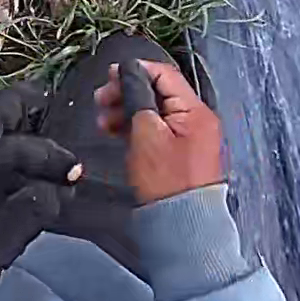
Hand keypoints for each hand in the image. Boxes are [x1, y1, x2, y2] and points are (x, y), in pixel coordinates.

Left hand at [0, 83, 80, 300]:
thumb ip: (28, 211)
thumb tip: (56, 192)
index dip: (17, 102)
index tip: (46, 96)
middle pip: (5, 148)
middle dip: (42, 153)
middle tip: (76, 173)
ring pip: (3, 173)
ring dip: (35, 177)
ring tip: (67, 193)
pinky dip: (24, 198)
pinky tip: (44, 211)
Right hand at [94, 59, 223, 203]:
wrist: (183, 230)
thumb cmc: (166, 183)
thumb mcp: (146, 132)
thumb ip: (137, 96)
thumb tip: (130, 73)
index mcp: (195, 111)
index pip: (165, 75)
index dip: (136, 70)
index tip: (111, 74)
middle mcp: (197, 120)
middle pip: (158, 92)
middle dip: (127, 92)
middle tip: (102, 99)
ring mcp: (190, 137)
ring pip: (154, 110)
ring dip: (127, 110)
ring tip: (104, 120)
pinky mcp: (180, 153)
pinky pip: (156, 128)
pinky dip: (136, 126)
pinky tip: (116, 131)